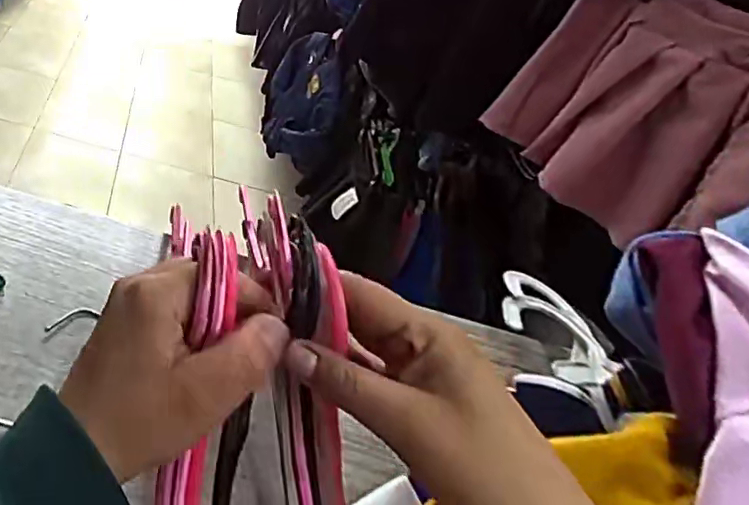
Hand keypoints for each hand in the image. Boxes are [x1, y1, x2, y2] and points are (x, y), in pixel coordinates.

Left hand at [59, 258, 290, 481]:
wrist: (76, 452)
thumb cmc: (140, 420)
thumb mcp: (203, 395)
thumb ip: (248, 354)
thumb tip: (278, 325)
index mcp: (156, 289)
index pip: (224, 273)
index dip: (255, 301)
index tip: (272, 338)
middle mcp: (140, 280)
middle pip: (206, 278)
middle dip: (233, 312)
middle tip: (248, 352)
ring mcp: (128, 297)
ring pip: (190, 292)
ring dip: (213, 321)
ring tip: (223, 361)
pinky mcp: (123, 317)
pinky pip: (171, 305)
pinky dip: (191, 326)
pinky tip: (196, 361)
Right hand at [285, 272, 590, 504]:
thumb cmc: (484, 466)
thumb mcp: (409, 422)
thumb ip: (348, 383)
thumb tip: (292, 349)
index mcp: (427, 330)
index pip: (361, 291)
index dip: (316, 283)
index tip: (272, 282)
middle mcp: (422, 341)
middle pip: (359, 316)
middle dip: (314, 314)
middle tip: (264, 315)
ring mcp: (420, 373)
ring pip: (362, 348)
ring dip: (325, 345)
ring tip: (275, 340)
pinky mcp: (418, 403)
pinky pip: (372, 378)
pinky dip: (343, 376)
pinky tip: (311, 377)